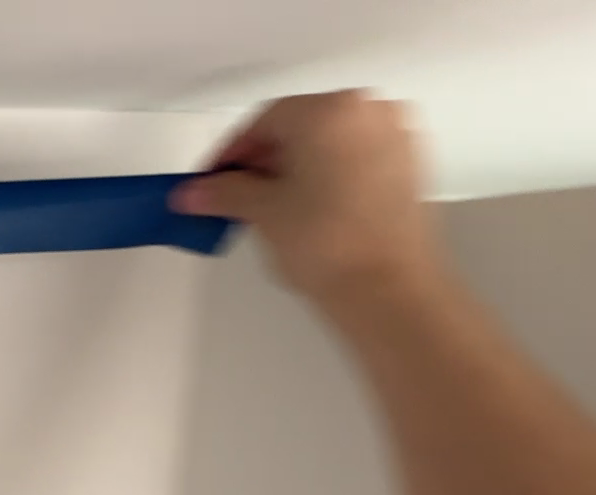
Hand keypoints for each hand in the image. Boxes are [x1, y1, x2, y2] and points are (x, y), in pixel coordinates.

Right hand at [172, 90, 446, 298]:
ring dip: (291, 168)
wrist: (386, 284)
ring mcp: (394, 134)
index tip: (206, 184)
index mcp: (329, 111)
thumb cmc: (321, 240)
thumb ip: (223, 193)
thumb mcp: (262, 212)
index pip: (264, 120)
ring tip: (267, 207)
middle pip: (298, 126)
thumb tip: (188, 192)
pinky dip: (323, 175)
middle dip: (260, 160)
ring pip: (326, 142)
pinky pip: (352, 157)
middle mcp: (368, 109)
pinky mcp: (408, 164)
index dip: (229, 153)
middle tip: (232, 197)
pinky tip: (305, 209)